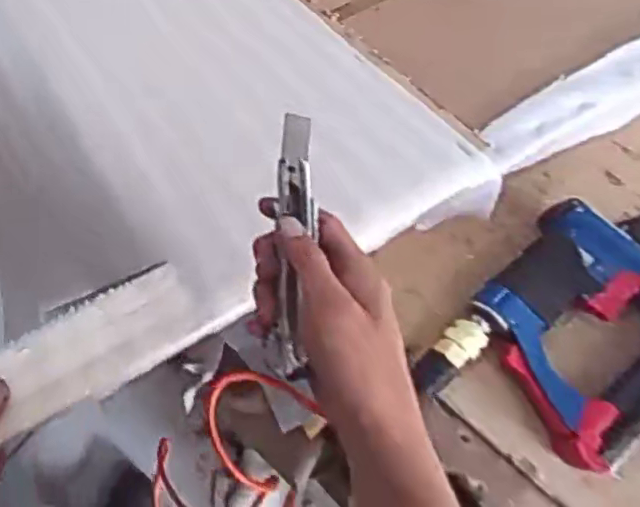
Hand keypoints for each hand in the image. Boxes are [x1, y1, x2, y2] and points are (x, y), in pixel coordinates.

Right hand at [251, 206, 417, 438]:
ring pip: (289, 281)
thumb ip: (307, 259)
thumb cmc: (360, 368)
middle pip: (299, 252)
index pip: (323, 224)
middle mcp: (346, 287)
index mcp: (357, 272)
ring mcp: (333, 311)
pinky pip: (289, 310)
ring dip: (271, 293)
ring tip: (269, 316)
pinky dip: (274, 316)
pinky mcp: (321, 334)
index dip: (293, 212)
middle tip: (266, 278)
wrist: (373, 430)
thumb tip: (290, 222)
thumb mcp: (328, 303)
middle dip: (274, 263)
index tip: (265, 208)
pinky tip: (268, 329)